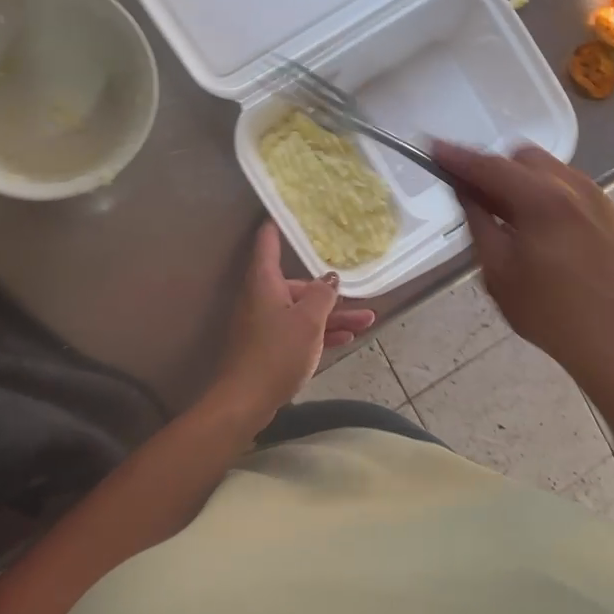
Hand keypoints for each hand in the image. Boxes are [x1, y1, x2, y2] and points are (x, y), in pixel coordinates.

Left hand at [207, 222, 377, 420]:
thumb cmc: (276, 352)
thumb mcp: (308, 321)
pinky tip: (347, 338)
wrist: (246, 400)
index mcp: (265, 283)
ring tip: (367, 321)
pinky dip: (320, 333)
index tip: (285, 213)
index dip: (276, 228)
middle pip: (296, 285)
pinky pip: (299, 332)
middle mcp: (262, 298)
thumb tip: (331, 278)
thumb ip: (323, 295)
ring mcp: (264, 324)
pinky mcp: (269, 348)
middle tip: (360, 297)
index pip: (268, 244)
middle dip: (329, 292)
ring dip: (333, 316)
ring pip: (302, 312)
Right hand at [434, 142, 613, 373]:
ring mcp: (597, 199)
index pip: (490, 166)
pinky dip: (547, 194)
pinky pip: (570, 189)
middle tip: (471, 193)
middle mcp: (573, 188)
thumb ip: (477, 220)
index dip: (457, 157)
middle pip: (523, 157)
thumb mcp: (496, 270)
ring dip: (521, 180)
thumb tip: (463, 190)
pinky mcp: (611, 214)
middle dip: (494, 167)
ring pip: (550, 169)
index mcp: (542, 200)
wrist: (612, 338)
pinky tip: (537, 226)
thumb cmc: (546, 311)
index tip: (433, 149)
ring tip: (504, 212)